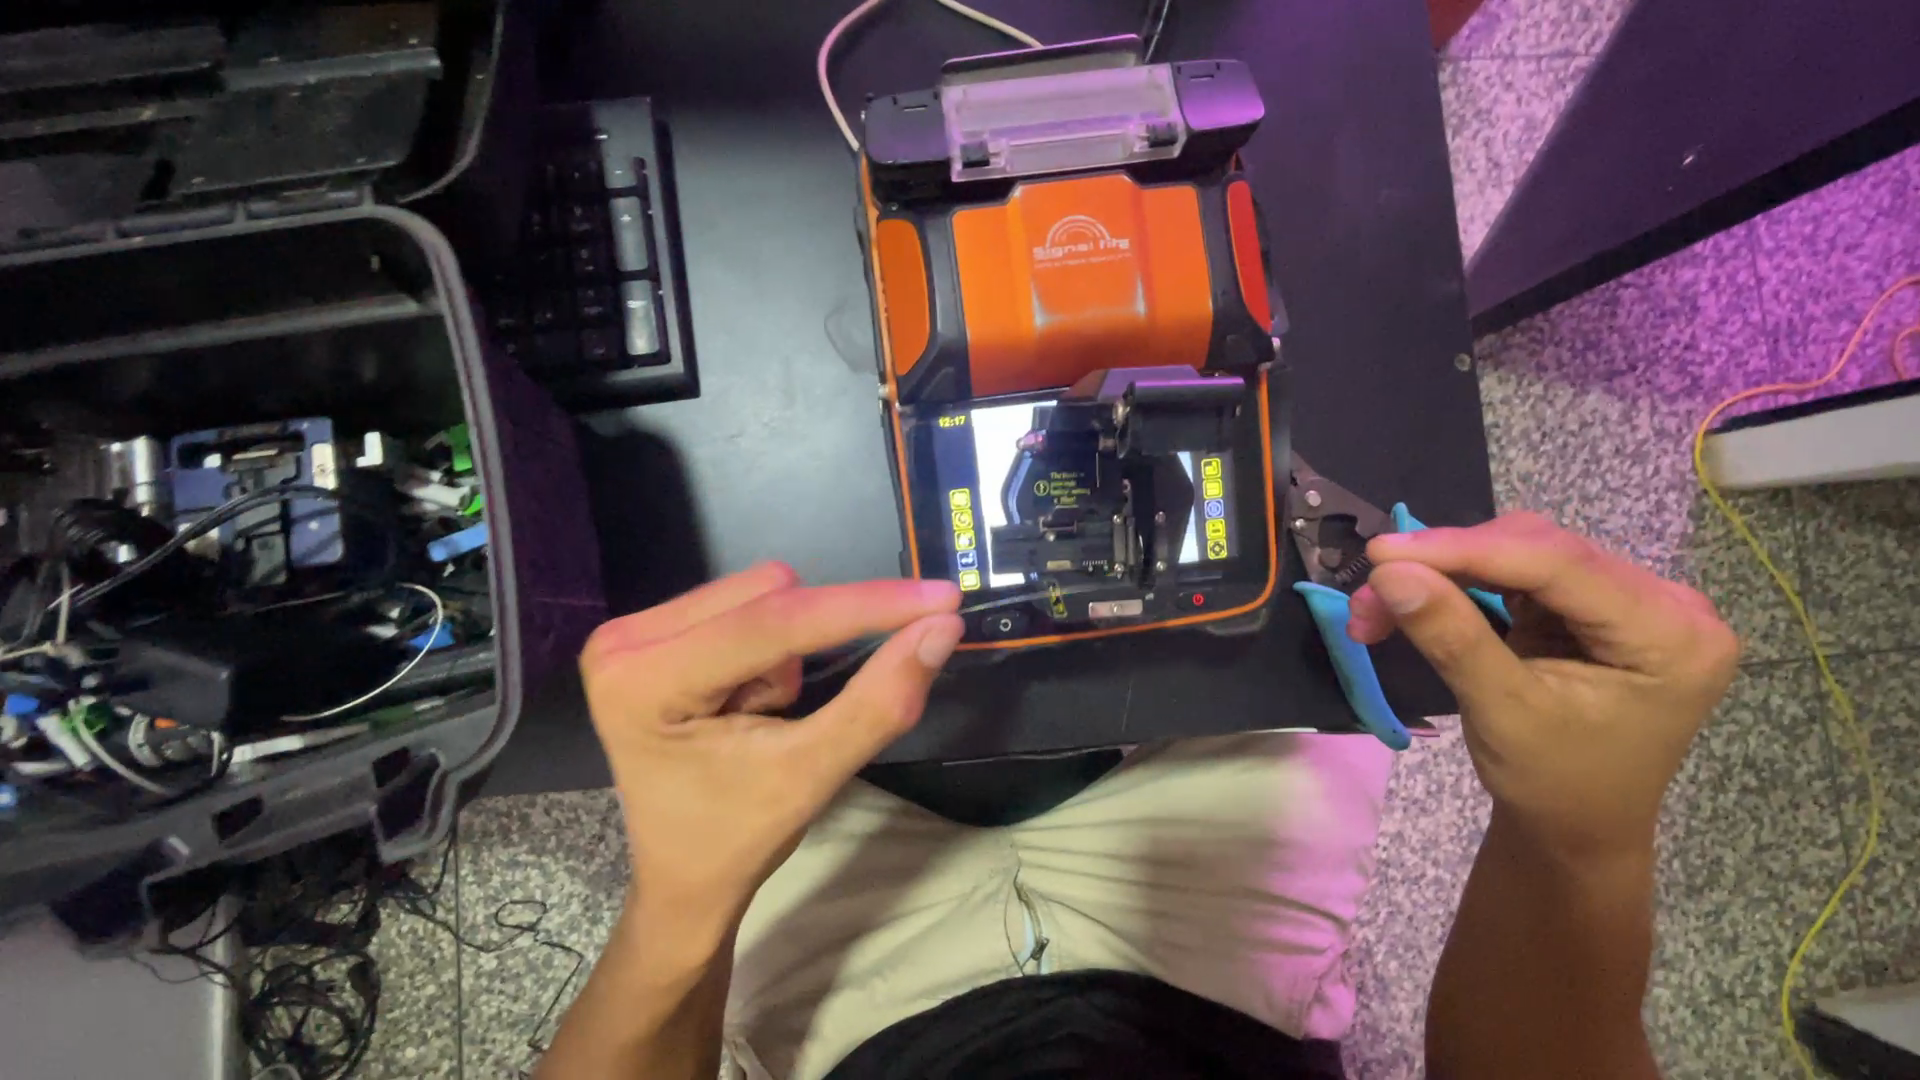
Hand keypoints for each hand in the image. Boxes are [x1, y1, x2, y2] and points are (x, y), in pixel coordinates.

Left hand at [579, 563, 963, 928]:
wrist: (685, 880)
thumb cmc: (737, 839)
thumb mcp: (812, 774)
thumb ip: (878, 700)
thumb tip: (942, 628)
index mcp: (644, 682)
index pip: (773, 623)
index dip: (864, 607)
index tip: (941, 598)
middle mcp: (624, 641)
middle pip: (768, 594)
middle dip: (808, 648)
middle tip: (788, 716)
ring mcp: (631, 632)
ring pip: (762, 594)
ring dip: (790, 651)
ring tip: (761, 716)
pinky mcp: (651, 633)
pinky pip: (746, 605)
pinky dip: (772, 650)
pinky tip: (746, 702)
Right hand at [1346, 513, 1738, 860]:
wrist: (1575, 827)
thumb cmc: (1554, 783)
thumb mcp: (1502, 712)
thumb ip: (1451, 636)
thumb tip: (1390, 572)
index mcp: (1670, 633)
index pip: (1558, 564)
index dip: (1464, 550)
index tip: (1382, 552)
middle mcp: (1661, 603)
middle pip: (1535, 550)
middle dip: (1444, 565)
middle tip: (1369, 594)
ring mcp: (1624, 602)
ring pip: (1516, 554)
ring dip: (1441, 572)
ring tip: (1379, 607)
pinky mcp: (1585, 608)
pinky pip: (1512, 575)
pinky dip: (1454, 585)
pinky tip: (1415, 603)